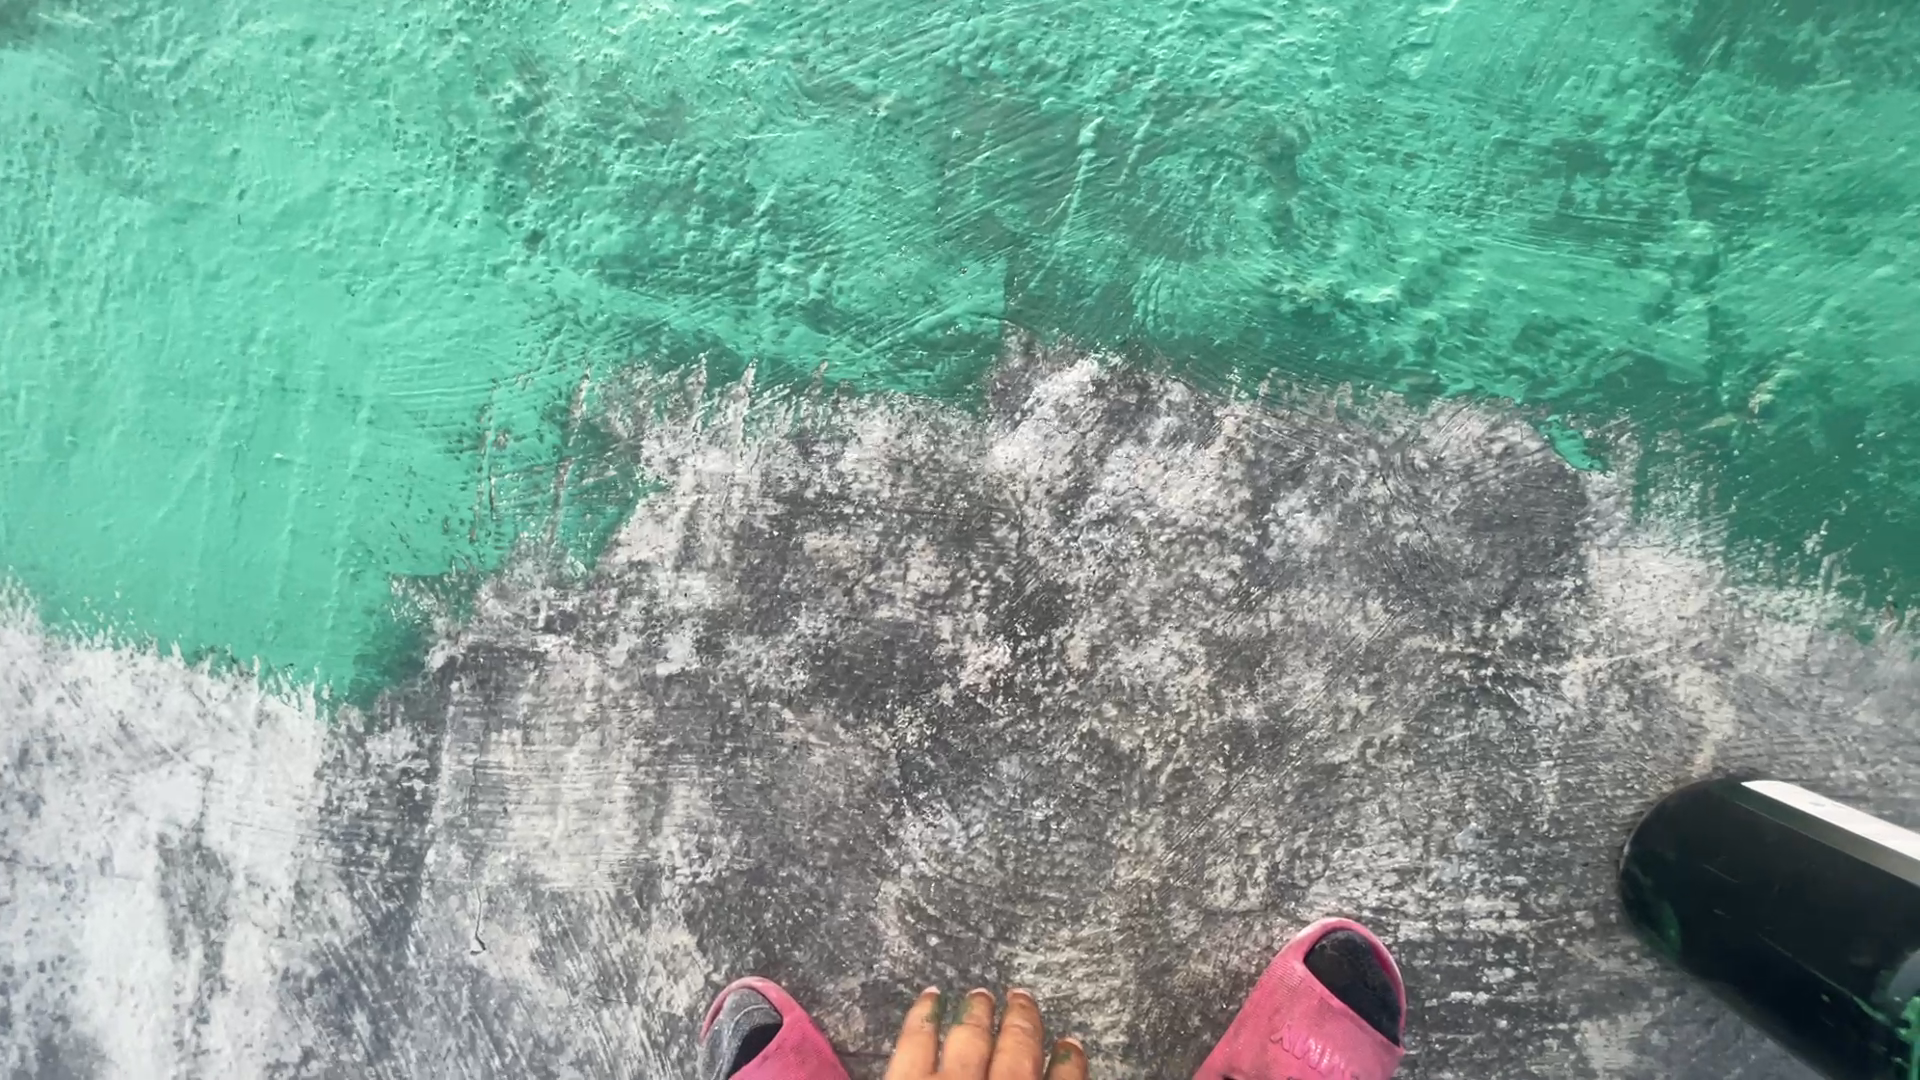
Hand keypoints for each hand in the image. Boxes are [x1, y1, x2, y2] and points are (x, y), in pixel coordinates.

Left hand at [883, 988, 1086, 1079]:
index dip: (1070, 1067)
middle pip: (1018, 1057)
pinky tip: (930, 996)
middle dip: (1023, 1026)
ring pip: (971, 1040)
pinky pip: (916, 1042)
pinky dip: (924, 1016)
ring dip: (979, 1014)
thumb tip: (1050, 1073)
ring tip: (983, 993)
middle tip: (1024, 999)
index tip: (1073, 1045)